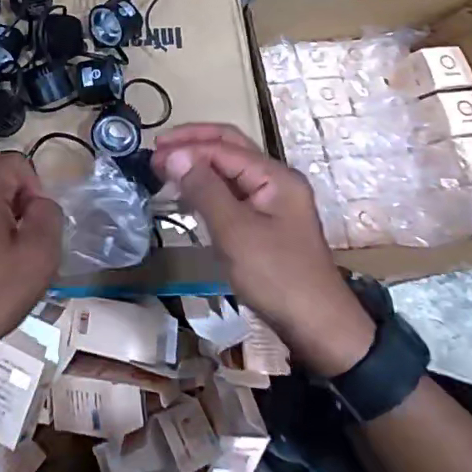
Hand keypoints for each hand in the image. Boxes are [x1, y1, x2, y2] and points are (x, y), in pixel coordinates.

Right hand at [153, 124, 374, 375]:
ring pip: (230, 171)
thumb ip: (204, 189)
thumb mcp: (235, 231)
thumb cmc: (276, 277)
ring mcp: (272, 203)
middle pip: (230, 149)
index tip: (153, 154)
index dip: (187, 146)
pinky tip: (188, 195)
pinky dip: (207, 189)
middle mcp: (276, 181)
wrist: (317, 326)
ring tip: (166, 169)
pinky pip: (232, 194)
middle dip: (193, 145)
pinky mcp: (266, 224)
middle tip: (158, 150)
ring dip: (198, 165)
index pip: (224, 147)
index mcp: (275, 176)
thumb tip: (175, 155)